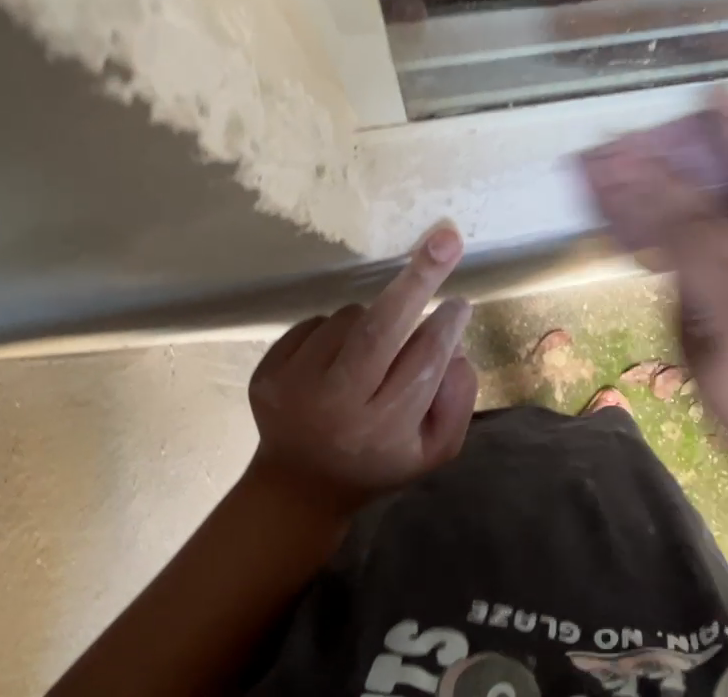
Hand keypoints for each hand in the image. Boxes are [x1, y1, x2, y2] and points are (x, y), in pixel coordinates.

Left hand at [245, 225, 479, 520]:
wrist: (298, 488)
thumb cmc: (380, 462)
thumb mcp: (434, 450)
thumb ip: (458, 400)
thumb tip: (456, 346)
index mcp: (383, 430)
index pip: (424, 360)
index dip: (447, 326)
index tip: (460, 302)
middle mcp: (335, 407)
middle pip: (381, 327)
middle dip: (417, 279)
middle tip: (444, 240)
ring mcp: (293, 388)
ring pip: (349, 317)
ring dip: (372, 318)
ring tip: (372, 353)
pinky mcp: (267, 372)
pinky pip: (316, 322)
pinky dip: (336, 328)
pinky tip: (338, 358)